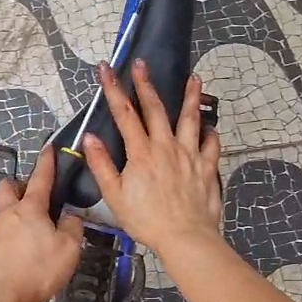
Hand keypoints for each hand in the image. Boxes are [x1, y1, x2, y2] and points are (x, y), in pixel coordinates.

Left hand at [0, 145, 85, 301]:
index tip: (48, 148)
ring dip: (17, 211)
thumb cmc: (37, 269)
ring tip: (35, 228)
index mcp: (30, 208)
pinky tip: (25, 248)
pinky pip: (3, 232)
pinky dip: (14, 233)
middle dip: (19, 185)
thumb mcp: (68, 249)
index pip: (41, 178)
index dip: (46, 162)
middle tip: (34, 194)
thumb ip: (72, 228)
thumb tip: (69, 217)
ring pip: (4, 210)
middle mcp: (9, 214)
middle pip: (8, 188)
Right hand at [83, 60, 223, 255]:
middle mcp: (166, 147)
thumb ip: (102, 165)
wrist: (185, 238)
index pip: (124, 114)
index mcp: (141, 153)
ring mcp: (190, 155)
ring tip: (195, 77)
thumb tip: (90, 137)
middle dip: (146, 83)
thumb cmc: (145, 220)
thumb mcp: (115, 195)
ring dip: (191, 97)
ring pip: (190, 119)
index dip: (113, 89)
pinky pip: (212, 145)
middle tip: (142, 63)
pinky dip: (210, 133)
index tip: (107, 69)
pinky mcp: (208, 167)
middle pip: (156, 108)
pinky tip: (210, 127)